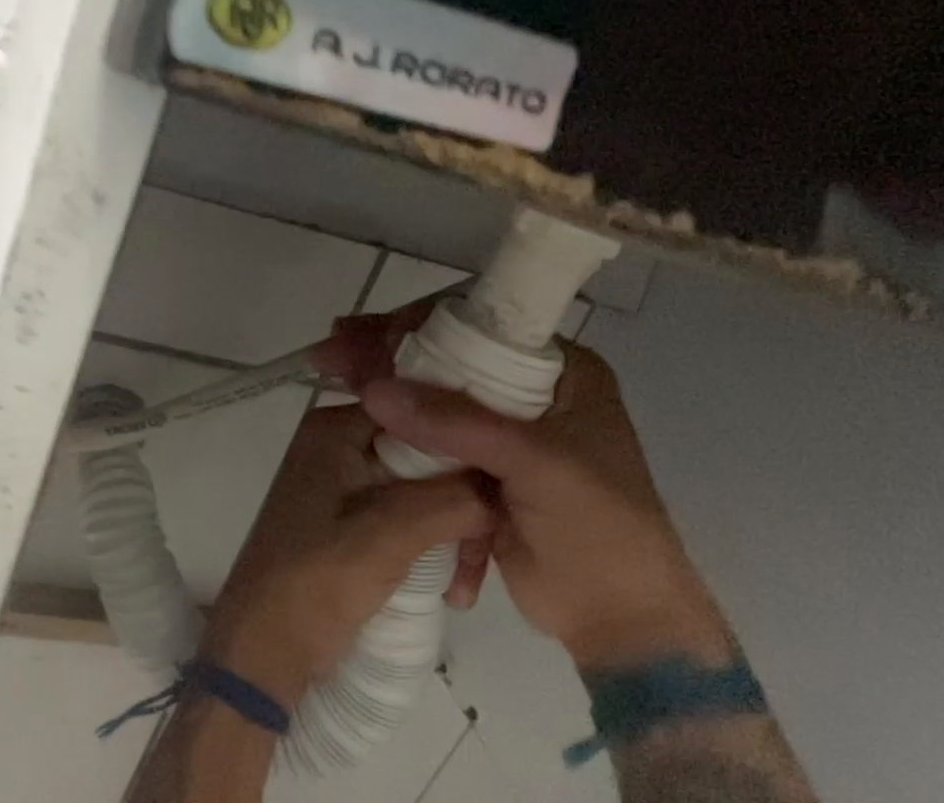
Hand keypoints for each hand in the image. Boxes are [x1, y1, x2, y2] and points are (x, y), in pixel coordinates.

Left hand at [199, 405, 492, 706]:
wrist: (265, 650)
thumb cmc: (316, 580)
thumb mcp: (390, 533)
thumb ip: (455, 498)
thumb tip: (508, 485)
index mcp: (335, 428)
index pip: (422, 409)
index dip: (470, 441)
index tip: (510, 484)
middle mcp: (339, 444)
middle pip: (428, 454)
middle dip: (466, 503)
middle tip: (488, 555)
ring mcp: (344, 484)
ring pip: (425, 491)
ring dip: (455, 534)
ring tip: (463, 588)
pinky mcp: (352, 522)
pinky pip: (409, 519)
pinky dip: (433, 548)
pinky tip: (451, 590)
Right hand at [323, 297, 735, 671]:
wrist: (618, 619)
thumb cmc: (598, 528)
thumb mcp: (536, 464)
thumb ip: (456, 424)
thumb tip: (373, 389)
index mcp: (560, 374)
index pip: (480, 326)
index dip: (417, 323)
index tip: (364, 334)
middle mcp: (528, 394)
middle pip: (444, 360)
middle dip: (385, 356)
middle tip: (329, 353)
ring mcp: (499, 435)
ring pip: (428, 400)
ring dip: (379, 391)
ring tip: (325, 375)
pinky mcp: (475, 473)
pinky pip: (424, 443)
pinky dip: (389, 433)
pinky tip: (350, 418)